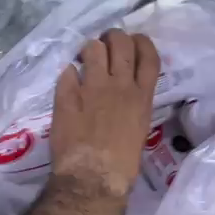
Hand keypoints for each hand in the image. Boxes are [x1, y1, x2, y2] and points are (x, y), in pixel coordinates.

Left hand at [48, 29, 160, 199]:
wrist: (93, 177)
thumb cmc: (123, 163)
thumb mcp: (140, 128)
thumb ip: (134, 105)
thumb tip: (125, 96)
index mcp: (142, 96)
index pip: (148, 55)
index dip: (142, 42)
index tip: (135, 41)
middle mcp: (120, 85)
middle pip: (121, 43)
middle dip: (114, 37)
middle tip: (107, 44)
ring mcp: (92, 88)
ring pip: (93, 48)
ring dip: (90, 50)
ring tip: (86, 60)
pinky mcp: (67, 95)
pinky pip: (67, 71)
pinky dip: (69, 74)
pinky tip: (69, 82)